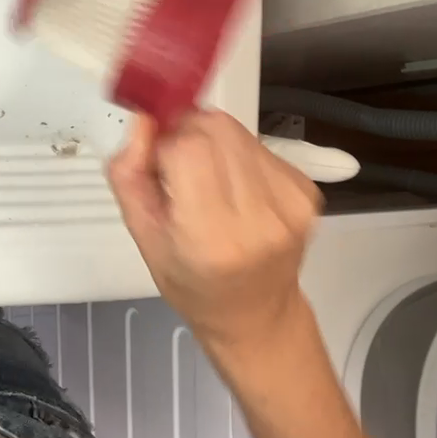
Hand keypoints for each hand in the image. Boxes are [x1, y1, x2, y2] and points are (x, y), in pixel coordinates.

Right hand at [107, 110, 324, 372]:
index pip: (186, 149)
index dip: (162, 144)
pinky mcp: (307, 190)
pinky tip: (230, 186)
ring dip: (209, 142)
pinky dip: (235, 154)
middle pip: (213, 129)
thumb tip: (141, 122)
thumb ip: (129, 176)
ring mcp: (291, 202)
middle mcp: (260, 217)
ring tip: (202, 178)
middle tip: (172, 165)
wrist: (256, 315)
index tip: (152, 162)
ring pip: (235, 131)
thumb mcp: (142, 237)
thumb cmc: (190, 283)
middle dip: (183, 135)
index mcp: (211, 237)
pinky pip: (258, 146)